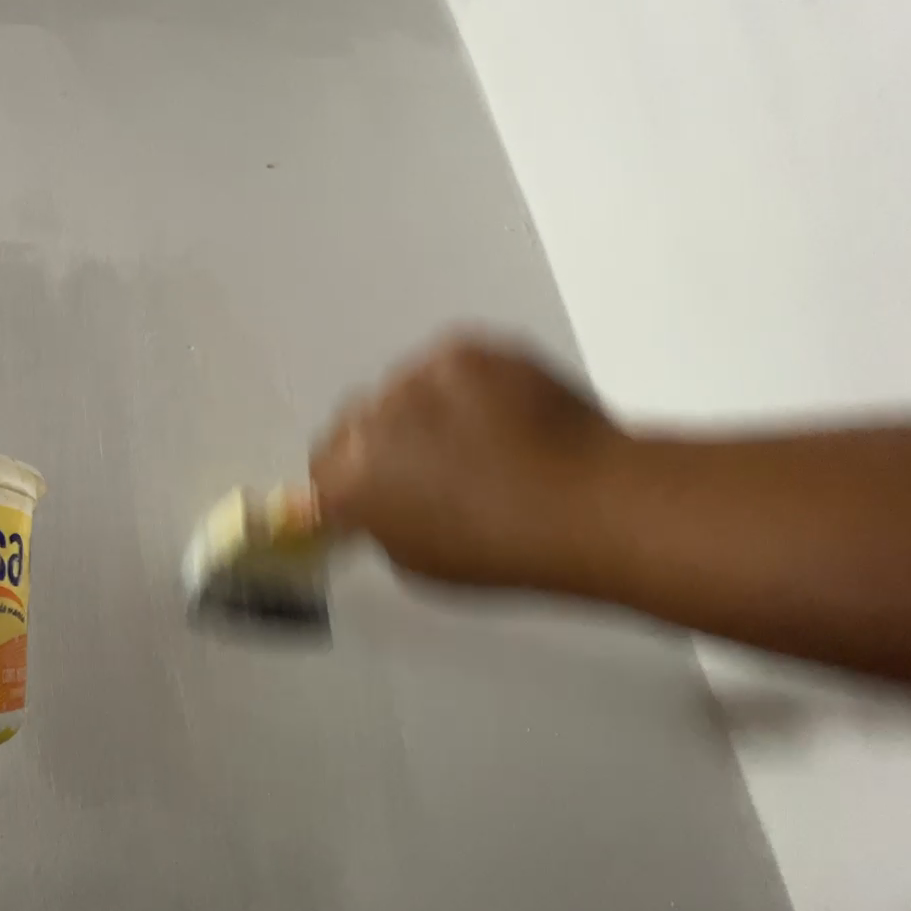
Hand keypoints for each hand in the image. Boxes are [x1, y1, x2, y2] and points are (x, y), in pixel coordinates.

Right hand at [310, 335, 625, 588]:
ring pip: (399, 391)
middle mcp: (371, 421)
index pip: (319, 470)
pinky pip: (442, 367)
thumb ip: (377, 522)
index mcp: (351, 479)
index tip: (370, 492)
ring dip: (419, 410)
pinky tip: (497, 415)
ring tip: (475, 438)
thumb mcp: (414, 560)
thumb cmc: (503, 549)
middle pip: (351, 423)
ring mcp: (418, 379)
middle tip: (424, 465)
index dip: (345, 483)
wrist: (591, 504)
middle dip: (378, 442)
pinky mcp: (463, 350)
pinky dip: (461, 386)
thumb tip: (375, 504)